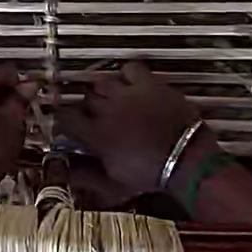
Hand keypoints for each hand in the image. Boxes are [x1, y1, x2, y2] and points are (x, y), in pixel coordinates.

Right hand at [55, 58, 200, 193]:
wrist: (186, 159)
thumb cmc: (151, 174)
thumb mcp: (114, 184)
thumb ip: (88, 175)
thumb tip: (70, 171)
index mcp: (96, 134)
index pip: (66, 118)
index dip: (65, 120)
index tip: (70, 124)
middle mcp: (108, 110)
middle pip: (86, 98)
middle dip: (88, 107)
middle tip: (96, 117)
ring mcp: (127, 94)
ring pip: (103, 81)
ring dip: (104, 90)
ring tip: (112, 100)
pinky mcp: (148, 84)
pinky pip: (129, 67)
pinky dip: (126, 73)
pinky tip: (130, 82)